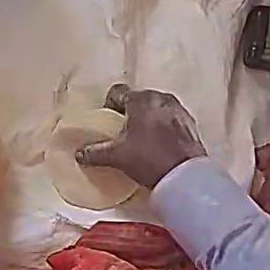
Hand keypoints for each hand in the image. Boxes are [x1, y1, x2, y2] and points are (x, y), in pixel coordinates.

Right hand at [73, 83, 206, 187]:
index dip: (110, 105)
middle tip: (124, 131)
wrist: (185, 177)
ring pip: (156, 107)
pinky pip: (171, 118)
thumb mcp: (117, 157)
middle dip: (130, 111)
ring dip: (148, 117)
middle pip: (139, 98)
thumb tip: (79, 154)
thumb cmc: (148, 159)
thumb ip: (95, 153)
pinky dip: (164, 126)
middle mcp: (161, 98)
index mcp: (141, 100)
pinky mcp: (190, 123)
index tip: (109, 121)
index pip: (118, 92)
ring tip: (142, 138)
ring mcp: (178, 109)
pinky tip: (160, 144)